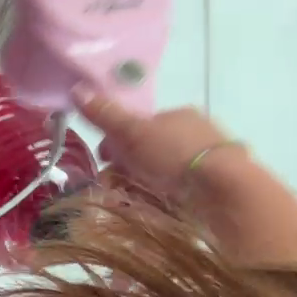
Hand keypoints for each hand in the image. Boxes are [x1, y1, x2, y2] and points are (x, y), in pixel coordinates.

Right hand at [73, 86, 296, 267]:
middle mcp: (192, 131)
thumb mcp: (132, 133)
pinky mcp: (209, 183)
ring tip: (128, 201)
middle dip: (126, 167)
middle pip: (147, 150)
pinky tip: (151, 207)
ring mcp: (202, 158)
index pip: (137, 126)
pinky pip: (174, 188)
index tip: (103, 161)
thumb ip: (106, 116)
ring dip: (139, 184)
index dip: (115, 143)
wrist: (220, 186)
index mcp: (176, 115)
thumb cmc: (173, 155)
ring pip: (160, 171)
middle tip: (112, 186)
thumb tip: (77, 89)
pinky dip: (158, 196)